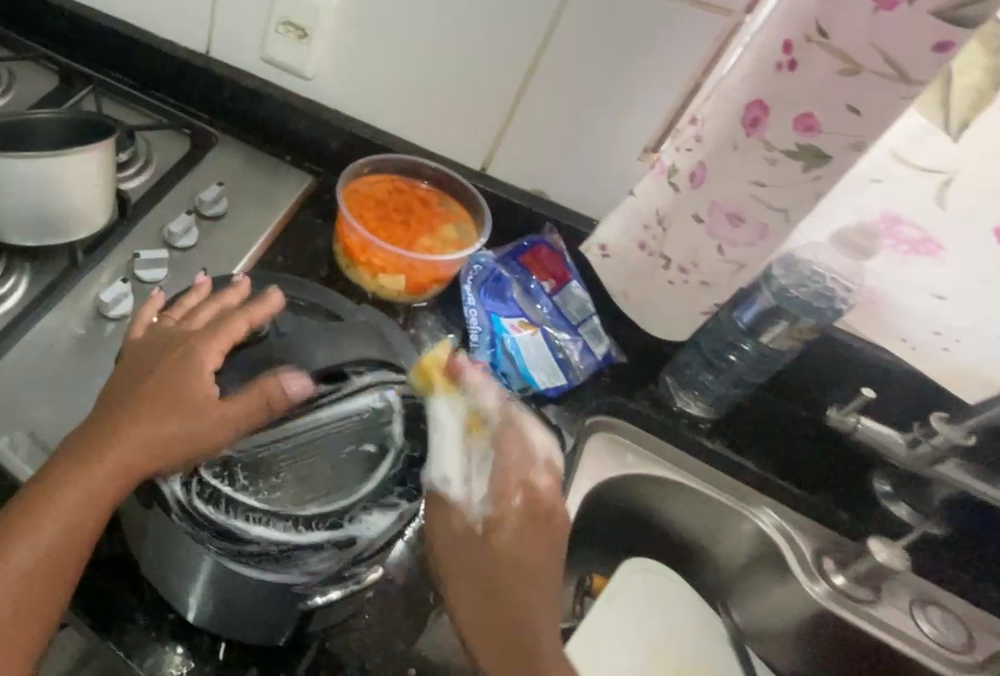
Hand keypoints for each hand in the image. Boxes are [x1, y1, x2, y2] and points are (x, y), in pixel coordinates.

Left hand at [65, 273, 316, 488]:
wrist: (111, 446)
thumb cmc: (170, 437)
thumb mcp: (224, 424)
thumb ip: (264, 400)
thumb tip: (305, 378)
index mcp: (200, 350)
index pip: (236, 323)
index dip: (259, 309)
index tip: (278, 292)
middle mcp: (175, 337)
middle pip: (207, 311)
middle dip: (229, 296)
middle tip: (246, 279)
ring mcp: (148, 343)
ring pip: (177, 310)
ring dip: (194, 295)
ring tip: (207, 277)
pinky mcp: (129, 354)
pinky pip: (143, 321)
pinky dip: (152, 306)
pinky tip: (155, 295)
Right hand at [424, 357, 572, 675]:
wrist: (516, 639)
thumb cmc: (473, 580)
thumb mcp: (446, 516)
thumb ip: (447, 460)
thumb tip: (443, 415)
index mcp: (519, 481)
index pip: (503, 415)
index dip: (477, 384)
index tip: (453, 360)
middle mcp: (547, 484)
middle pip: (527, 423)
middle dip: (494, 393)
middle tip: (462, 374)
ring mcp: (556, 501)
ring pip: (538, 441)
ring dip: (507, 414)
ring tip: (474, 399)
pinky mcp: (554, 516)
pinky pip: (538, 460)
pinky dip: (515, 438)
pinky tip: (491, 441)